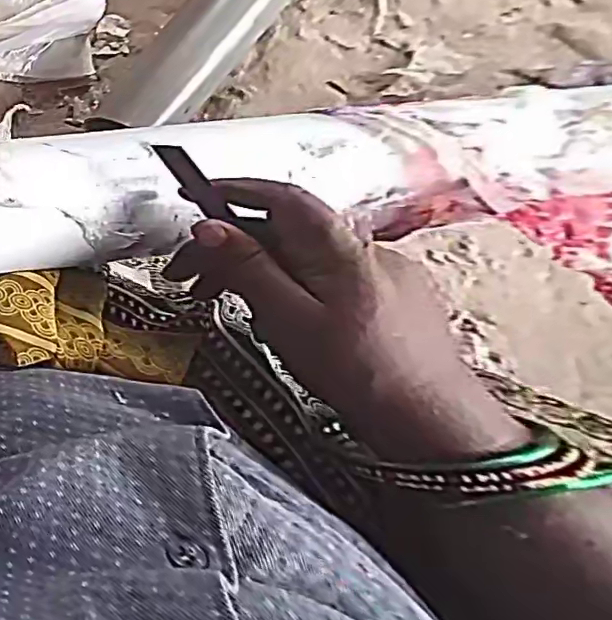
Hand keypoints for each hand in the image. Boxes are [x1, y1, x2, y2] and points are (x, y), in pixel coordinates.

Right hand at [163, 179, 521, 461]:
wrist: (438, 429)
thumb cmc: (359, 371)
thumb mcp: (287, 317)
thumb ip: (247, 267)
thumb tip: (207, 226)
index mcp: (343, 253)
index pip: (286, 200)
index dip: (237, 190)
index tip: (194, 195)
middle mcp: (366, 254)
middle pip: (282, 231)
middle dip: (224, 245)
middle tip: (182, 272)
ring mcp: (381, 277)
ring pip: (296, 255)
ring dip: (245, 267)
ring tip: (209, 298)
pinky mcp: (386, 299)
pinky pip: (317, 275)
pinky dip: (276, 282)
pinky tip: (260, 311)